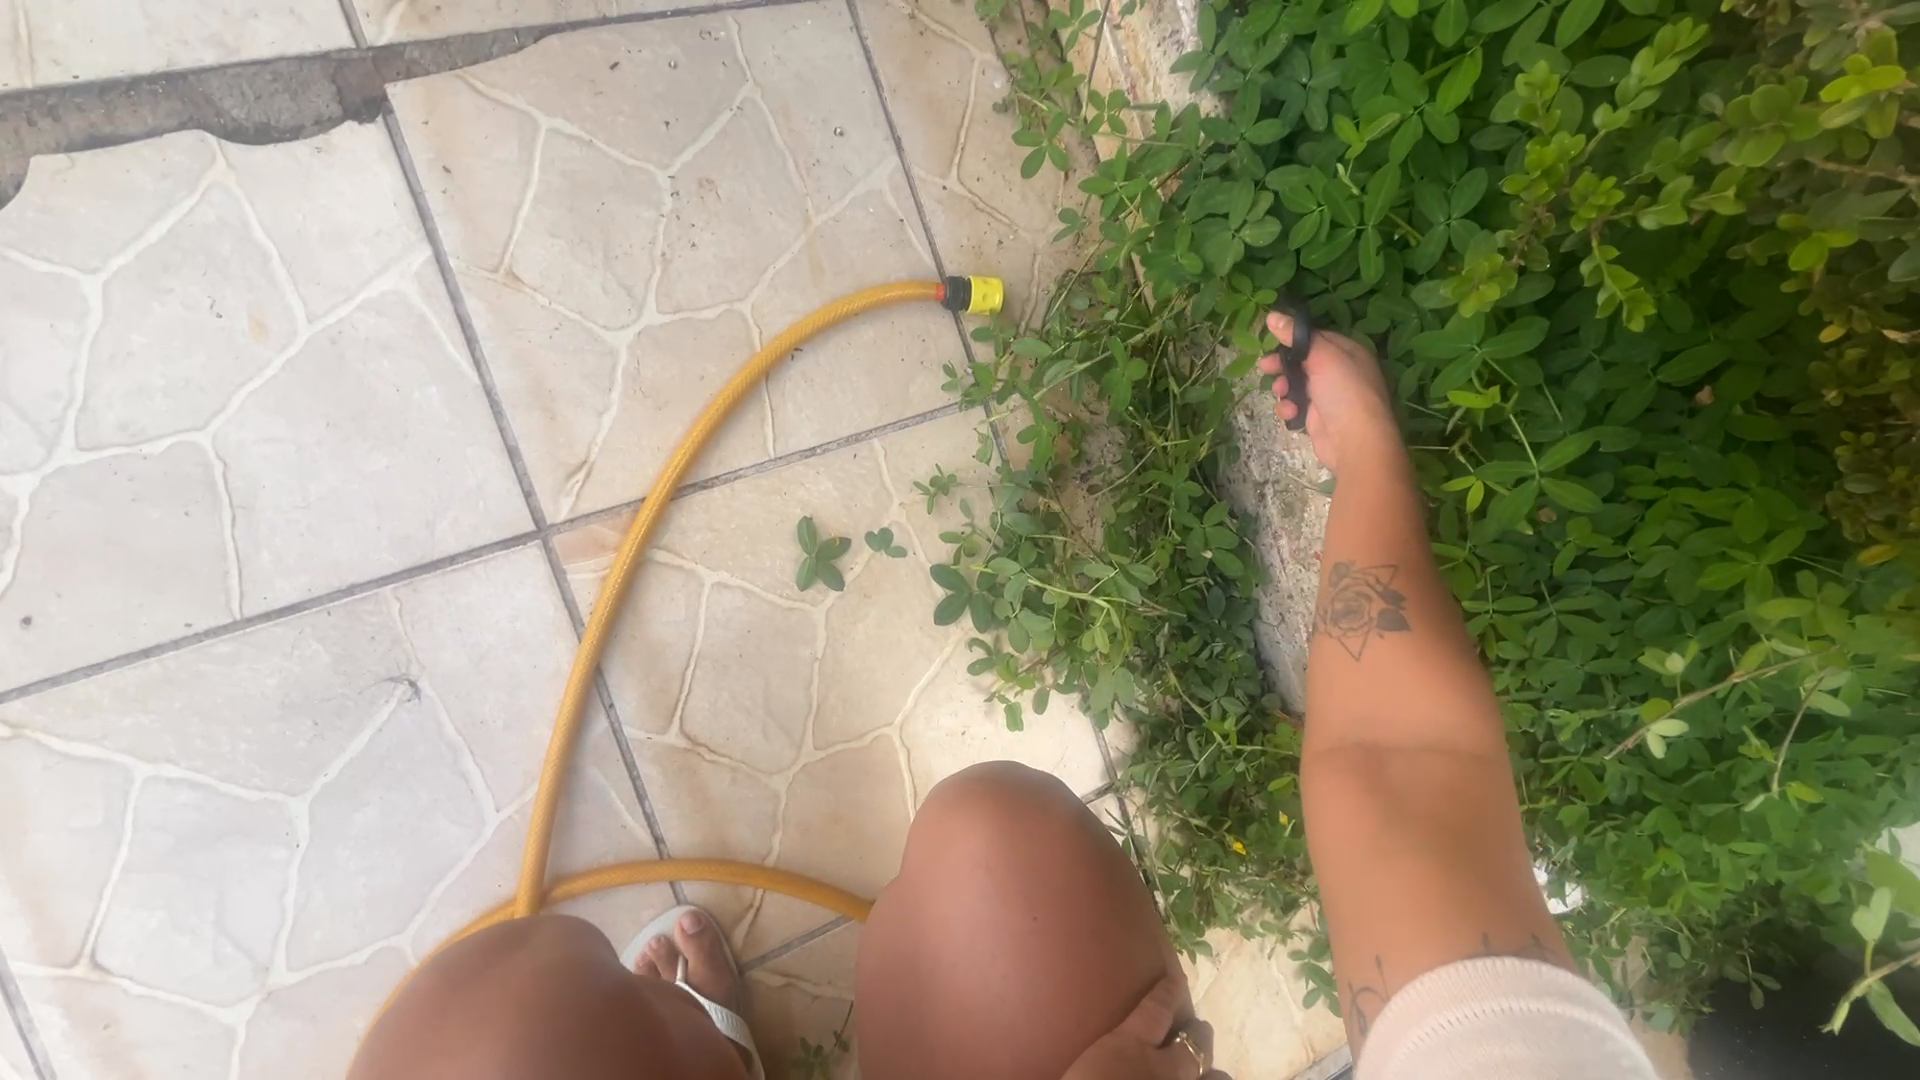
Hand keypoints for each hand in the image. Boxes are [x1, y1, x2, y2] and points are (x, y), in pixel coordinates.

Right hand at [1060, 974, 1226, 1079]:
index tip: (1178, 978)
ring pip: (1214, 1078)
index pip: (1156, 1008)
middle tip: (1200, 1029)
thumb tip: (1102, 1050)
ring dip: (1213, 1072)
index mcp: (1129, 1045)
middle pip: (1193, 1044)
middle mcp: (1162, 1067)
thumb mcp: (1081, 1067)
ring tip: (1214, 1071)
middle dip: (1199, 1035)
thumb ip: (1100, 1053)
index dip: (1169, 991)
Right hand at [1256, 310, 1398, 474]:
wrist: (1354, 440)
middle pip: (1303, 361)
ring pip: (1296, 384)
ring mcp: (1329, 396)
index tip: (1270, 342)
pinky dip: (1289, 408)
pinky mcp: (1318, 417)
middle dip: (1283, 365)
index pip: (1315, 339)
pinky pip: (1296, 406)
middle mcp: (1340, 371)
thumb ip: (1296, 336)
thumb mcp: (1321, 356)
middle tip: (1265, 367)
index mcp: (1348, 352)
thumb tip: (1272, 315)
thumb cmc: (1343, 391)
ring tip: (1280, 393)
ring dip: (1284, 388)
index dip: (1292, 340)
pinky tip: (1290, 413)